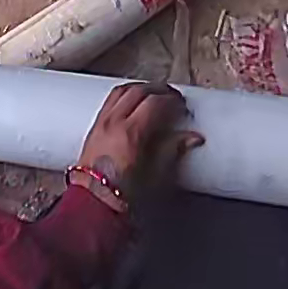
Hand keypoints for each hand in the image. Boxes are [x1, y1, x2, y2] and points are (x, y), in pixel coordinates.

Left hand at [73, 82, 204, 211]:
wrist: (94, 201)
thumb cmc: (125, 194)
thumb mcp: (157, 175)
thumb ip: (173, 150)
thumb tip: (193, 137)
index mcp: (131, 133)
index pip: (155, 103)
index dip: (172, 100)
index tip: (183, 106)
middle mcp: (114, 121)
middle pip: (138, 91)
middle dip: (158, 89)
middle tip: (173, 96)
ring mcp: (102, 121)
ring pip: (122, 90)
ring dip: (140, 88)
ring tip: (155, 94)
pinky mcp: (95, 124)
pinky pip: (111, 98)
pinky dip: (126, 93)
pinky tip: (134, 100)